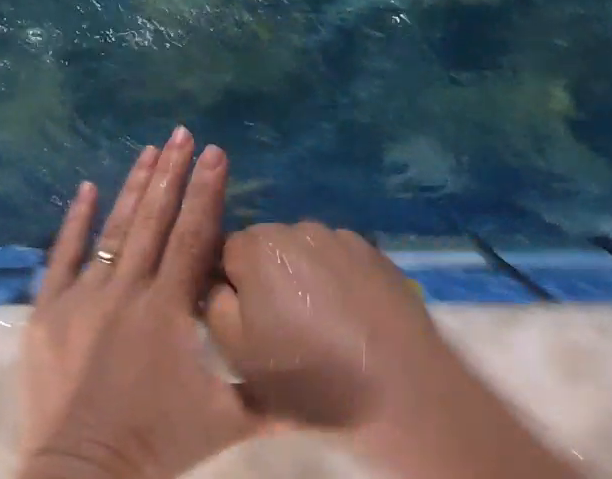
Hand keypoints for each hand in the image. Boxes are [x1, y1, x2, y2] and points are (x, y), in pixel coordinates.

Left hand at [19, 129, 268, 478]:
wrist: (82, 472)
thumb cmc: (157, 443)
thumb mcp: (225, 421)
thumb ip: (270, 393)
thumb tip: (316, 374)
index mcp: (169, 309)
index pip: (194, 236)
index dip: (206, 192)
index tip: (215, 152)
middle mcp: (128, 290)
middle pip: (155, 219)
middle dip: (172, 173)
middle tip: (182, 132)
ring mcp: (83, 295)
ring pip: (114, 228)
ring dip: (134, 186)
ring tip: (149, 149)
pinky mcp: (49, 309)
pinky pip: (62, 254)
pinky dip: (76, 220)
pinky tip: (87, 187)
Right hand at [204, 224, 582, 478]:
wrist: (397, 383)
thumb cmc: (307, 372)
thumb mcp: (236, 353)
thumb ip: (214, 306)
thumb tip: (219, 285)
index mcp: (258, 247)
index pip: (226, 251)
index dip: (232, 285)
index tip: (247, 320)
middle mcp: (297, 228)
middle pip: (267, 247)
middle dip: (268, 277)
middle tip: (283, 325)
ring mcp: (341, 237)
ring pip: (305, 252)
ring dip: (304, 277)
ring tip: (321, 324)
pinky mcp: (375, 252)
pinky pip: (341, 260)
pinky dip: (338, 281)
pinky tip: (350, 318)